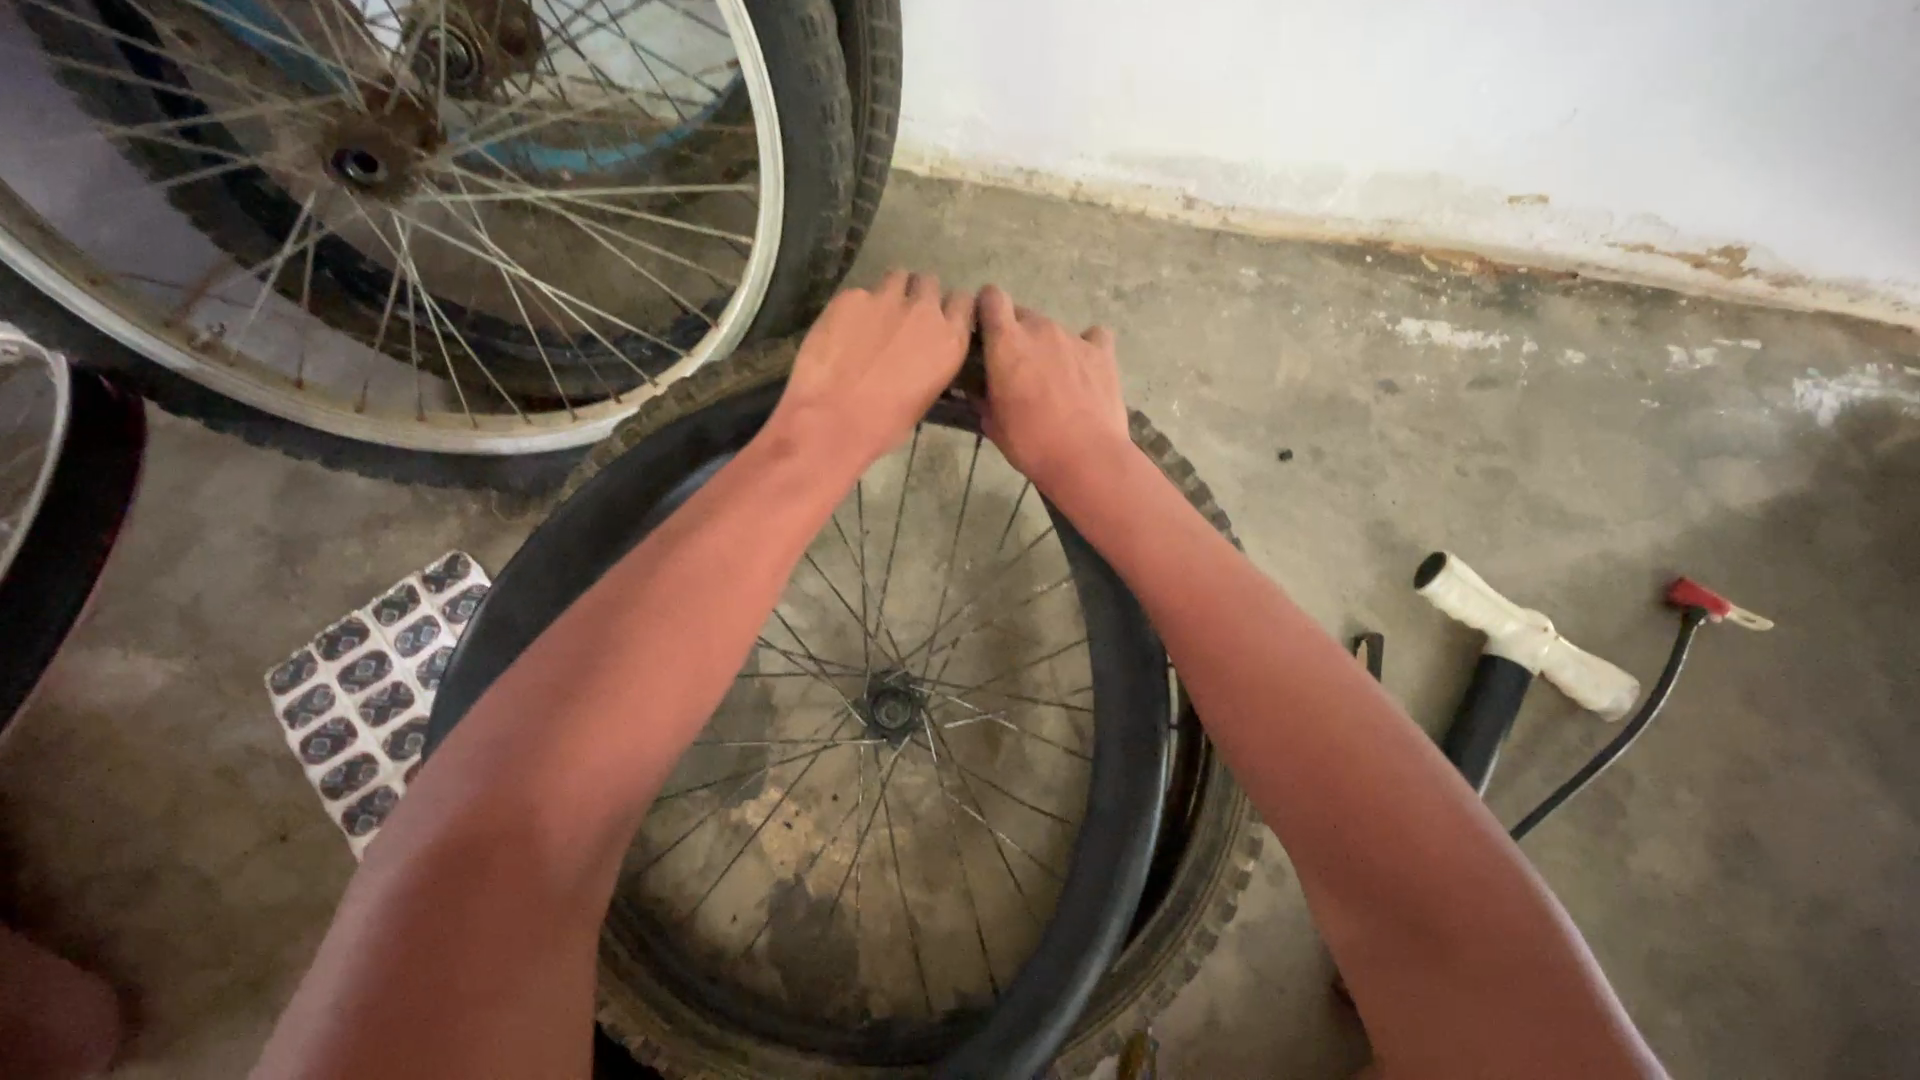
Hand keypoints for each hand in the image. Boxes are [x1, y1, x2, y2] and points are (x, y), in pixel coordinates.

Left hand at [768, 270, 973, 469]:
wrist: (832, 419)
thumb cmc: (883, 425)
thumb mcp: (924, 396)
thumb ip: (931, 362)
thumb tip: (921, 355)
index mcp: (949, 341)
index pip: (962, 302)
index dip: (949, 307)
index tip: (939, 316)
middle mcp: (923, 311)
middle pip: (929, 282)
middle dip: (919, 294)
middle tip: (903, 316)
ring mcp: (886, 298)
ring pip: (897, 276)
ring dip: (891, 291)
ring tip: (875, 315)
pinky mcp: (850, 296)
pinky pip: (859, 293)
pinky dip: (855, 307)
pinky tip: (841, 330)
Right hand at [976, 285, 1134, 492]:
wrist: (1086, 457)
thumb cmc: (1030, 442)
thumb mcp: (994, 424)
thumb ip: (984, 397)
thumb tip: (980, 390)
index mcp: (1006, 342)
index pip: (991, 298)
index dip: (987, 309)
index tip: (986, 331)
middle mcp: (1040, 329)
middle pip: (1023, 315)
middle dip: (1017, 335)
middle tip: (1019, 368)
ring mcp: (1074, 337)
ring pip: (1054, 330)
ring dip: (1048, 346)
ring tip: (1054, 381)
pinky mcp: (1102, 351)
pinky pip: (1093, 337)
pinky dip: (1087, 347)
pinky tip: (1085, 368)